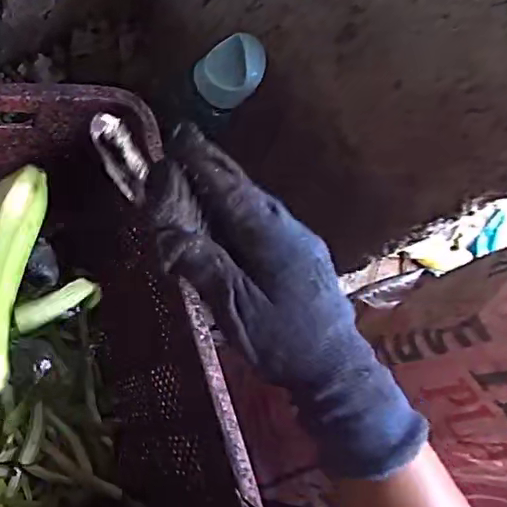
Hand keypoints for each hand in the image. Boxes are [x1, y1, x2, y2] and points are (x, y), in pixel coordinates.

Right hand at [146, 125, 425, 479]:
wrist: (337, 368)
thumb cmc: (283, 341)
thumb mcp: (237, 309)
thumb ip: (205, 268)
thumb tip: (169, 235)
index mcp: (270, 237)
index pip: (229, 190)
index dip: (202, 164)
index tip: (180, 137)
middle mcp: (287, 228)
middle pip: (245, 187)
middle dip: (213, 163)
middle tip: (186, 140)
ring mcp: (298, 240)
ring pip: (255, 200)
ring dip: (225, 181)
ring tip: (200, 167)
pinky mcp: (301, 254)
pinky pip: (262, 217)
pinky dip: (237, 203)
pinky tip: (227, 209)